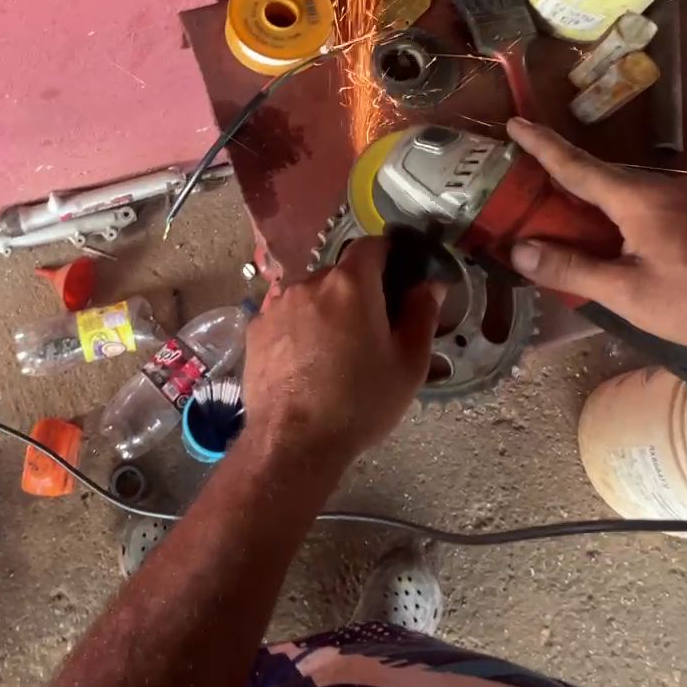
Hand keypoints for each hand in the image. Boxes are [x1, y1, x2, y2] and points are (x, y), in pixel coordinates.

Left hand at [240, 236, 443, 469]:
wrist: (293, 441)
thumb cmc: (360, 402)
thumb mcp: (407, 364)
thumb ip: (422, 315)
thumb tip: (430, 284)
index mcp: (350, 284)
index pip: (371, 245)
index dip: (388, 256)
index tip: (397, 278)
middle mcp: (309, 282)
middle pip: (340, 273)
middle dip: (357, 291)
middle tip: (371, 329)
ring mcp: (277, 303)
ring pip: (310, 294)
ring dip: (325, 309)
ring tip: (335, 351)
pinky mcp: (256, 327)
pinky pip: (286, 315)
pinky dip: (298, 327)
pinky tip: (304, 361)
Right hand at [504, 118, 686, 363]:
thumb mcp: (629, 295)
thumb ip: (571, 270)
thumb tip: (516, 251)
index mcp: (640, 200)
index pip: (577, 165)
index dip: (541, 144)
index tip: (515, 121)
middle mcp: (670, 187)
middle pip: (605, 178)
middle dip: (569, 183)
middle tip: (538, 195)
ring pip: (637, 193)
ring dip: (605, 205)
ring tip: (586, 231)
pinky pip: (663, 204)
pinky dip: (635, 215)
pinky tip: (640, 245)